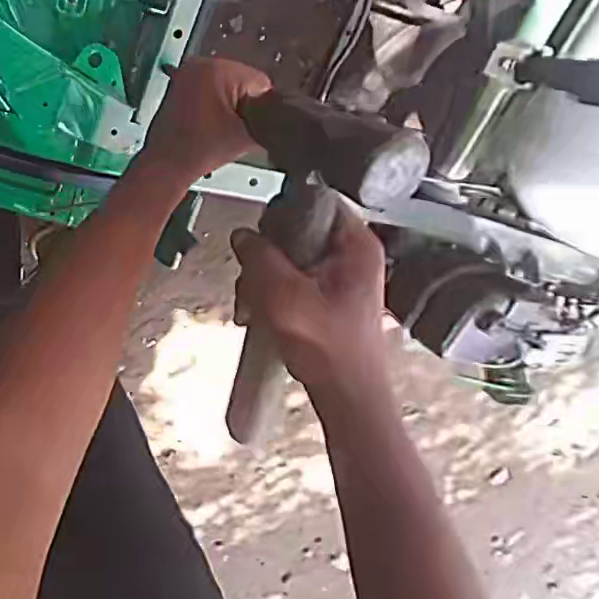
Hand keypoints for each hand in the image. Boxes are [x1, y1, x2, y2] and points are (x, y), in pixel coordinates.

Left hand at [135, 59, 271, 185]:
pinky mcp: (180, 85)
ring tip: (220, 126)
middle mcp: (200, 65)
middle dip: (244, 104)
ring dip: (230, 104)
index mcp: (217, 70)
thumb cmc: (197, 150)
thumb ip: (270, 120)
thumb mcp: (247, 135)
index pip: (260, 82)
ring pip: (228, 86)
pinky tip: (211, 122)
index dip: (262, 107)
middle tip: (234, 127)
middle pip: (243, 81)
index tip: (251, 123)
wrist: (167, 164)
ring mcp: (187, 74)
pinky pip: (210, 89)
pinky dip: (215, 104)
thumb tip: (284, 116)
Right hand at [230, 210, 387, 396]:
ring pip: (285, 256)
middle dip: (264, 256)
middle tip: (253, 279)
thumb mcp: (283, 294)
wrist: (345, 397)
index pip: (315, 201)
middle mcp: (350, 254)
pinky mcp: (324, 295)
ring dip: (261, 279)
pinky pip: (288, 278)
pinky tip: (258, 314)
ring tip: (253, 306)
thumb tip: (242, 234)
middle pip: (294, 230)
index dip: (284, 213)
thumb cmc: (328, 350)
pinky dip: (268, 293)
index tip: (264, 235)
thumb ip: (259, 256)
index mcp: (355, 245)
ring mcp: (337, 276)